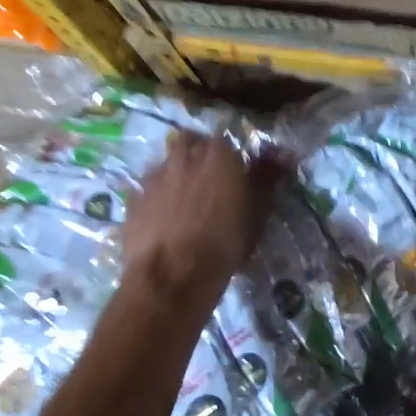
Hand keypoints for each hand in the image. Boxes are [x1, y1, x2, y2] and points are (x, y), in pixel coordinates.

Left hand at [121, 131, 274, 302]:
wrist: (171, 277)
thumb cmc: (224, 242)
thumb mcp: (257, 212)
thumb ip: (267, 178)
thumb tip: (283, 154)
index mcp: (219, 154)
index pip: (225, 138)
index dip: (229, 154)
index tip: (233, 171)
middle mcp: (184, 156)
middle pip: (190, 142)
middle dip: (197, 154)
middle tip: (207, 180)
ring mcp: (154, 176)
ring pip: (166, 164)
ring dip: (174, 174)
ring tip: (182, 201)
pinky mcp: (132, 200)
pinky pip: (146, 190)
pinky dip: (154, 198)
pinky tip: (160, 219)